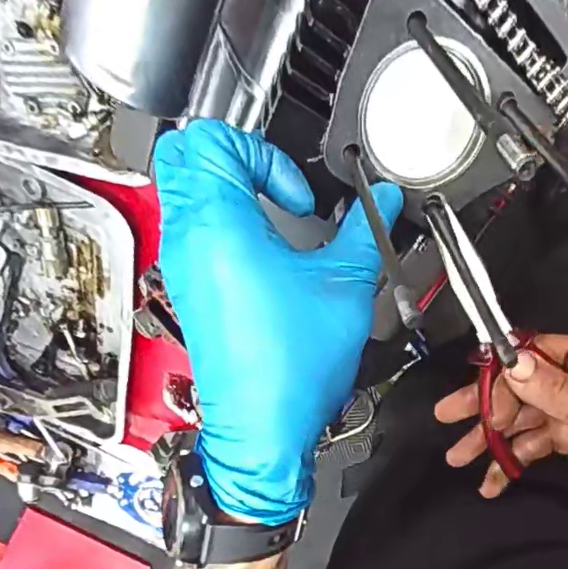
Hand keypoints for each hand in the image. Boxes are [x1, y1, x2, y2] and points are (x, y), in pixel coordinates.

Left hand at [154, 120, 402, 523]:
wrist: (263, 428)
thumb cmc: (290, 371)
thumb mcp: (345, 289)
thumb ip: (365, 233)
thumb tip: (383, 202)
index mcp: (220, 227)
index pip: (212, 140)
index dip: (264, 154)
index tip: (297, 196)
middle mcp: (190, 242)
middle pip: (186, 155)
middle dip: (238, 159)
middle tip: (279, 188)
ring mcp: (185, 268)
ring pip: (187, 193)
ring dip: (233, 193)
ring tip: (282, 226)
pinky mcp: (192, 291)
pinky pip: (196, 235)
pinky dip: (229, 227)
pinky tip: (273, 260)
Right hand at [433, 333, 567, 522]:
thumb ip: (557, 394)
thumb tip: (517, 364)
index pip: (536, 353)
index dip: (502, 374)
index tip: (475, 396)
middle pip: (522, 384)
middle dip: (486, 406)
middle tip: (451, 420)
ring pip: (522, 414)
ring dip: (492, 437)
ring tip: (462, 456)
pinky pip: (533, 439)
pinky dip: (512, 457)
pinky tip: (494, 476)